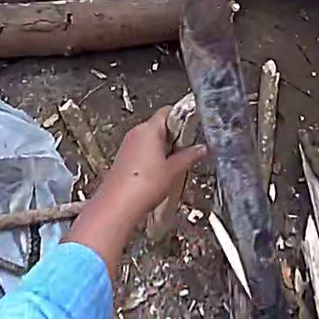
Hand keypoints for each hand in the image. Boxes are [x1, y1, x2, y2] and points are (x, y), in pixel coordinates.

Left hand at [66, 108, 204, 277]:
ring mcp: (128, 145)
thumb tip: (201, 149)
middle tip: (186, 152)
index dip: (183, 119)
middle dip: (175, 137)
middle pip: (161, 125)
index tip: (193, 132)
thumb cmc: (143, 185)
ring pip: (152, 139)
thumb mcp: (174, 170)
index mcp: (149, 129)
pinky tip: (158, 173)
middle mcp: (137, 132)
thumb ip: (190, 155)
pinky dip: (153, 157)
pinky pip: (142, 150)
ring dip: (164, 148)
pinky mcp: (124, 157)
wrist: (117, 206)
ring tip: (173, 166)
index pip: (169, 112)